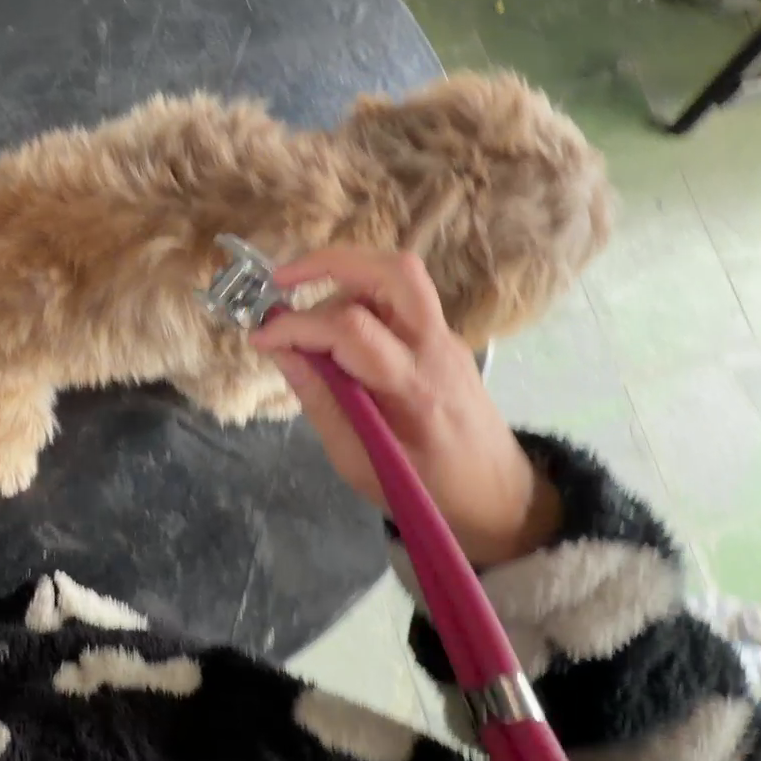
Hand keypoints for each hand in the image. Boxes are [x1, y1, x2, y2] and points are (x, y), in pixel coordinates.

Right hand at [248, 248, 559, 566]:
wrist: (499, 497)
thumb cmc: (427, 488)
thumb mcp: (358, 460)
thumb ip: (319, 401)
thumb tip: (279, 350)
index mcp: (415, 387)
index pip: (350, 328)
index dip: (296, 326)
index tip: (260, 338)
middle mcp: (435, 348)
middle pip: (393, 272)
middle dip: (330, 263)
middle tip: (282, 280)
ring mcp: (444, 338)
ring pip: (395, 276)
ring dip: (341, 280)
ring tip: (306, 319)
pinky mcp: (440, 337)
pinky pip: (394, 298)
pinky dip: (355, 298)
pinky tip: (332, 334)